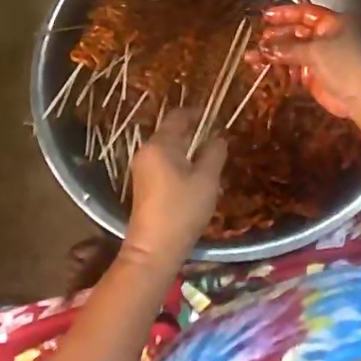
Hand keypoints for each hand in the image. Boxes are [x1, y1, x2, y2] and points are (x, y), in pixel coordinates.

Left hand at [124, 108, 225, 267]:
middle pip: (171, 132)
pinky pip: (163, 163)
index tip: (214, 114)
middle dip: (194, 132)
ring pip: (168, 149)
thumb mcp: (206, 180)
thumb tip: (218, 137)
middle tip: (217, 136)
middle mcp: (147, 150)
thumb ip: (214, 154)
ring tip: (210, 157)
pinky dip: (179, 163)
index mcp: (161, 144)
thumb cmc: (182, 210)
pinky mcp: (142, 183)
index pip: (178, 116)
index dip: (197, 112)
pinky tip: (195, 176)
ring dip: (188, 149)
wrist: (153, 247)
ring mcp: (142, 167)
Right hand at [253, 0, 360, 118]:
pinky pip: (291, 68)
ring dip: (273, 54)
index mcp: (332, 23)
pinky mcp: (313, 75)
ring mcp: (319, 56)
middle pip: (295, 31)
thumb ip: (288, 48)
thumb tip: (265, 48)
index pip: (304, 12)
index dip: (284, 13)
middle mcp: (325, 37)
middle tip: (259, 39)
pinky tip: (262, 68)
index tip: (265, 16)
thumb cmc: (345, 65)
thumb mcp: (316, 51)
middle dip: (275, 35)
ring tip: (252, 57)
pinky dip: (278, 68)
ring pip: (291, 51)